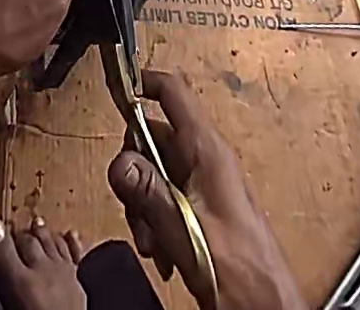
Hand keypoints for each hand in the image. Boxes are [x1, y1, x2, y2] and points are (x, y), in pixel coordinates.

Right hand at [107, 71, 307, 309]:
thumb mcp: (188, 232)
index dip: (143, 83)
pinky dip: (153, 219)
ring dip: (141, 203)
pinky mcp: (201, 208)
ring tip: (150, 242)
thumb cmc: (242, 276)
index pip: (173, 93)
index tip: (117, 92)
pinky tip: (161, 251)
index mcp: (208, 152)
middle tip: (134, 208)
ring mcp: (203, 183)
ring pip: (153, 170)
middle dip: (133, 170)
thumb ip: (151, 195)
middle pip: (152, 136)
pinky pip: (163, 196)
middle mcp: (205, 160)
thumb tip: (118, 161)